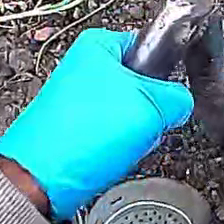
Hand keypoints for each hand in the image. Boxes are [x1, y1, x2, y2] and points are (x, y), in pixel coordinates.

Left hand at [0, 29, 193, 220]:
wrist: (41, 180)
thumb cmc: (81, 134)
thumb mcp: (151, 107)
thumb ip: (178, 97)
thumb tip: (183, 102)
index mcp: (99, 43)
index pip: (152, 46)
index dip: (167, 72)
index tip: (169, 91)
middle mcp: (86, 65)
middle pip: (144, 83)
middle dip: (151, 108)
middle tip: (143, 120)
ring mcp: (80, 97)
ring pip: (133, 111)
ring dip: (137, 130)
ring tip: (123, 140)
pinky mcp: (78, 125)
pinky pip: (115, 131)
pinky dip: (120, 145)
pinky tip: (112, 153)